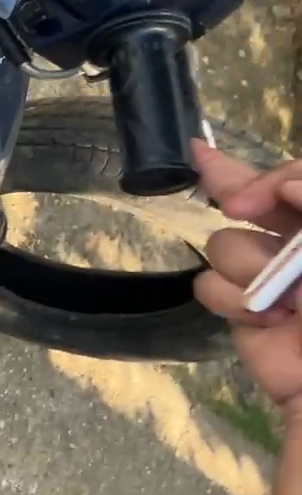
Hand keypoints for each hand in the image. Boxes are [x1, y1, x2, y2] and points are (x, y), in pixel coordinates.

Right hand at [192, 141, 301, 410]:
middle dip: (242, 192)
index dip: (283, 175)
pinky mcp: (244, 308)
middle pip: (262, 195)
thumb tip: (286, 185)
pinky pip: (208, 284)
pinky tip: (263, 319)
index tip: (265, 195)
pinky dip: (228, 300)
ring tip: (285, 299)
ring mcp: (280, 277)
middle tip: (237, 205)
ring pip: (227, 242)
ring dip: (247, 268)